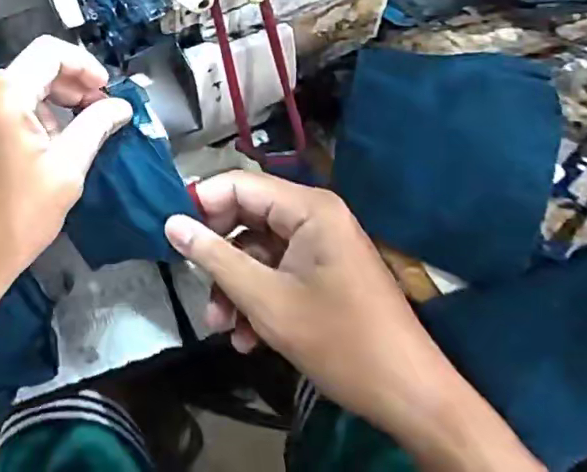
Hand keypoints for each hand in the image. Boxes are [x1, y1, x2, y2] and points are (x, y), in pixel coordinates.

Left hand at [0, 36, 133, 342]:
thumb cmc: (16, 216)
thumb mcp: (66, 170)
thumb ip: (94, 126)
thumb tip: (120, 105)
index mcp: (2, 91)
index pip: (50, 52)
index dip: (84, 65)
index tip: (107, 89)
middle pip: (32, 66)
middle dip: (70, 84)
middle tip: (100, 110)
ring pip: (17, 83)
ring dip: (49, 99)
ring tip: (76, 131)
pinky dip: (26, 110)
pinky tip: (44, 139)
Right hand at [165, 171, 542, 471]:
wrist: (416, 402)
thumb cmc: (341, 342)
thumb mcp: (266, 301)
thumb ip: (214, 257)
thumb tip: (171, 223)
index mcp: (307, 208)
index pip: (238, 184)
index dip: (201, 204)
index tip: (172, 234)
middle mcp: (314, 216)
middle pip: (245, 217)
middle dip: (218, 257)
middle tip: (196, 285)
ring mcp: (321, 245)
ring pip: (257, 250)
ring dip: (234, 286)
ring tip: (221, 327)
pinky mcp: (324, 272)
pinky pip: (277, 271)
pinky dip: (258, 299)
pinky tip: (248, 338)